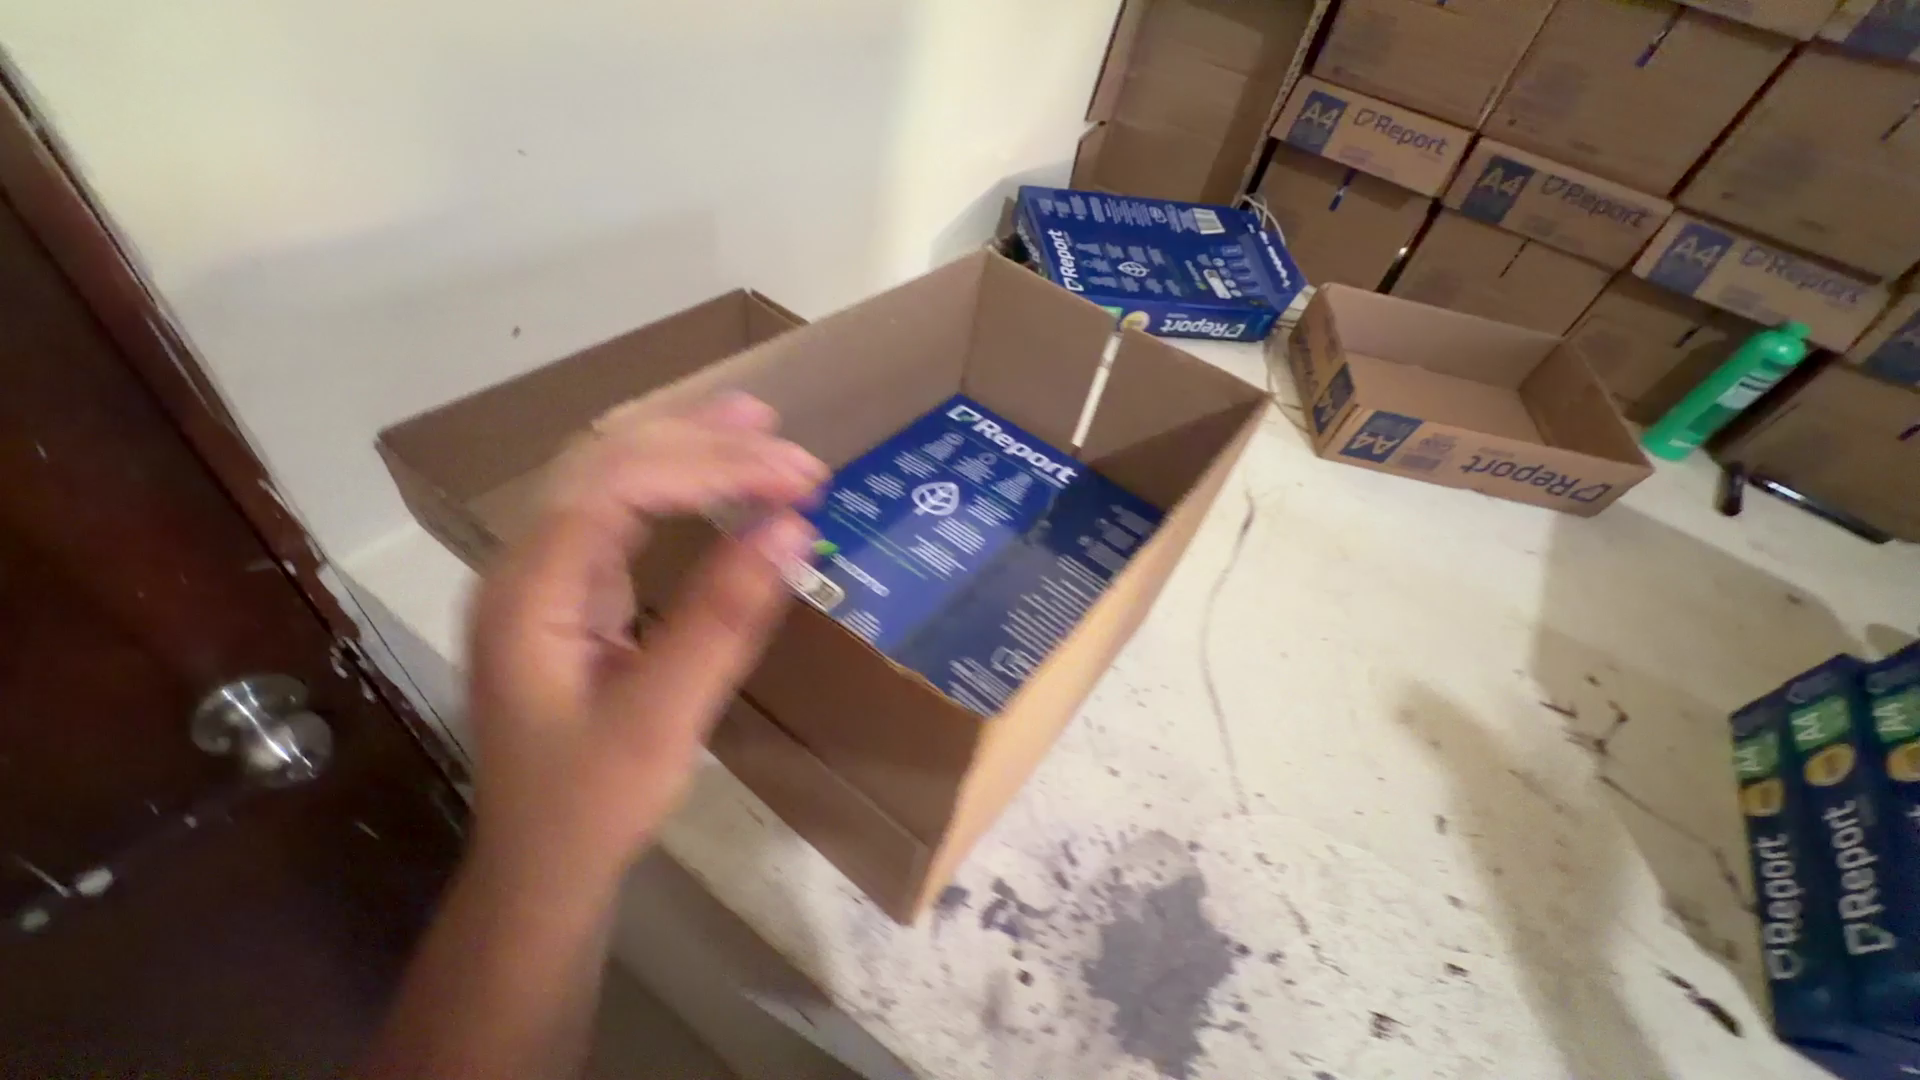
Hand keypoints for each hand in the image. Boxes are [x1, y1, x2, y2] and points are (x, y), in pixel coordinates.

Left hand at [464, 393, 825, 893]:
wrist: (540, 866)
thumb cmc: (593, 804)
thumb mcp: (663, 720)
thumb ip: (722, 620)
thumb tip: (793, 531)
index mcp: (533, 588)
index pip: (625, 485)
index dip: (718, 466)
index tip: (801, 478)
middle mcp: (528, 564)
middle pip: (610, 461)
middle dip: (706, 443)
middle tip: (795, 454)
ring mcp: (544, 576)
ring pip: (609, 474)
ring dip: (685, 442)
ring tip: (756, 422)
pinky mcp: (570, 593)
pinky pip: (619, 510)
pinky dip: (675, 481)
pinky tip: (715, 473)